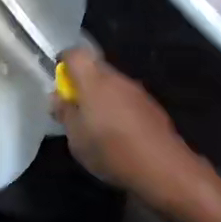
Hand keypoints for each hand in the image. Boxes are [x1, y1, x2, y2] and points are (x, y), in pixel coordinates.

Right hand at [52, 48, 205, 206]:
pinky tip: (118, 135)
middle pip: (95, 69)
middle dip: (82, 84)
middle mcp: (117, 79)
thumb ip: (65, 113)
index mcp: (94, 81)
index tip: (59, 84)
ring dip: (101, 98)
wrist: (162, 167)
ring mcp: (137, 91)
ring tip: (96, 127)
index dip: (65, 63)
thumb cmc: (111, 151)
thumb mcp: (77, 138)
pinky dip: (118, 109)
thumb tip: (58, 97)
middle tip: (75, 110)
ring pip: (112, 85)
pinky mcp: (151, 106)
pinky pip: (126, 99)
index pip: (76, 54)